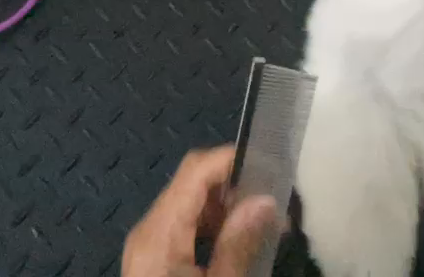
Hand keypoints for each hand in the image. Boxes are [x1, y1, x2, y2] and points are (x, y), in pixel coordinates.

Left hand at [123, 147, 279, 276]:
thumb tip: (265, 198)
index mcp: (159, 231)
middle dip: (235, 187)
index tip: (271, 166)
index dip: (231, 159)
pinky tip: (240, 245)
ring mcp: (147, 247)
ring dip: (227, 208)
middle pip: (192, 185)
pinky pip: (184, 229)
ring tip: (266, 226)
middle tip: (276, 204)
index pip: (195, 170)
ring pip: (190, 206)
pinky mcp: (153, 264)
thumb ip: (240, 244)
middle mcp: (148, 230)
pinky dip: (212, 228)